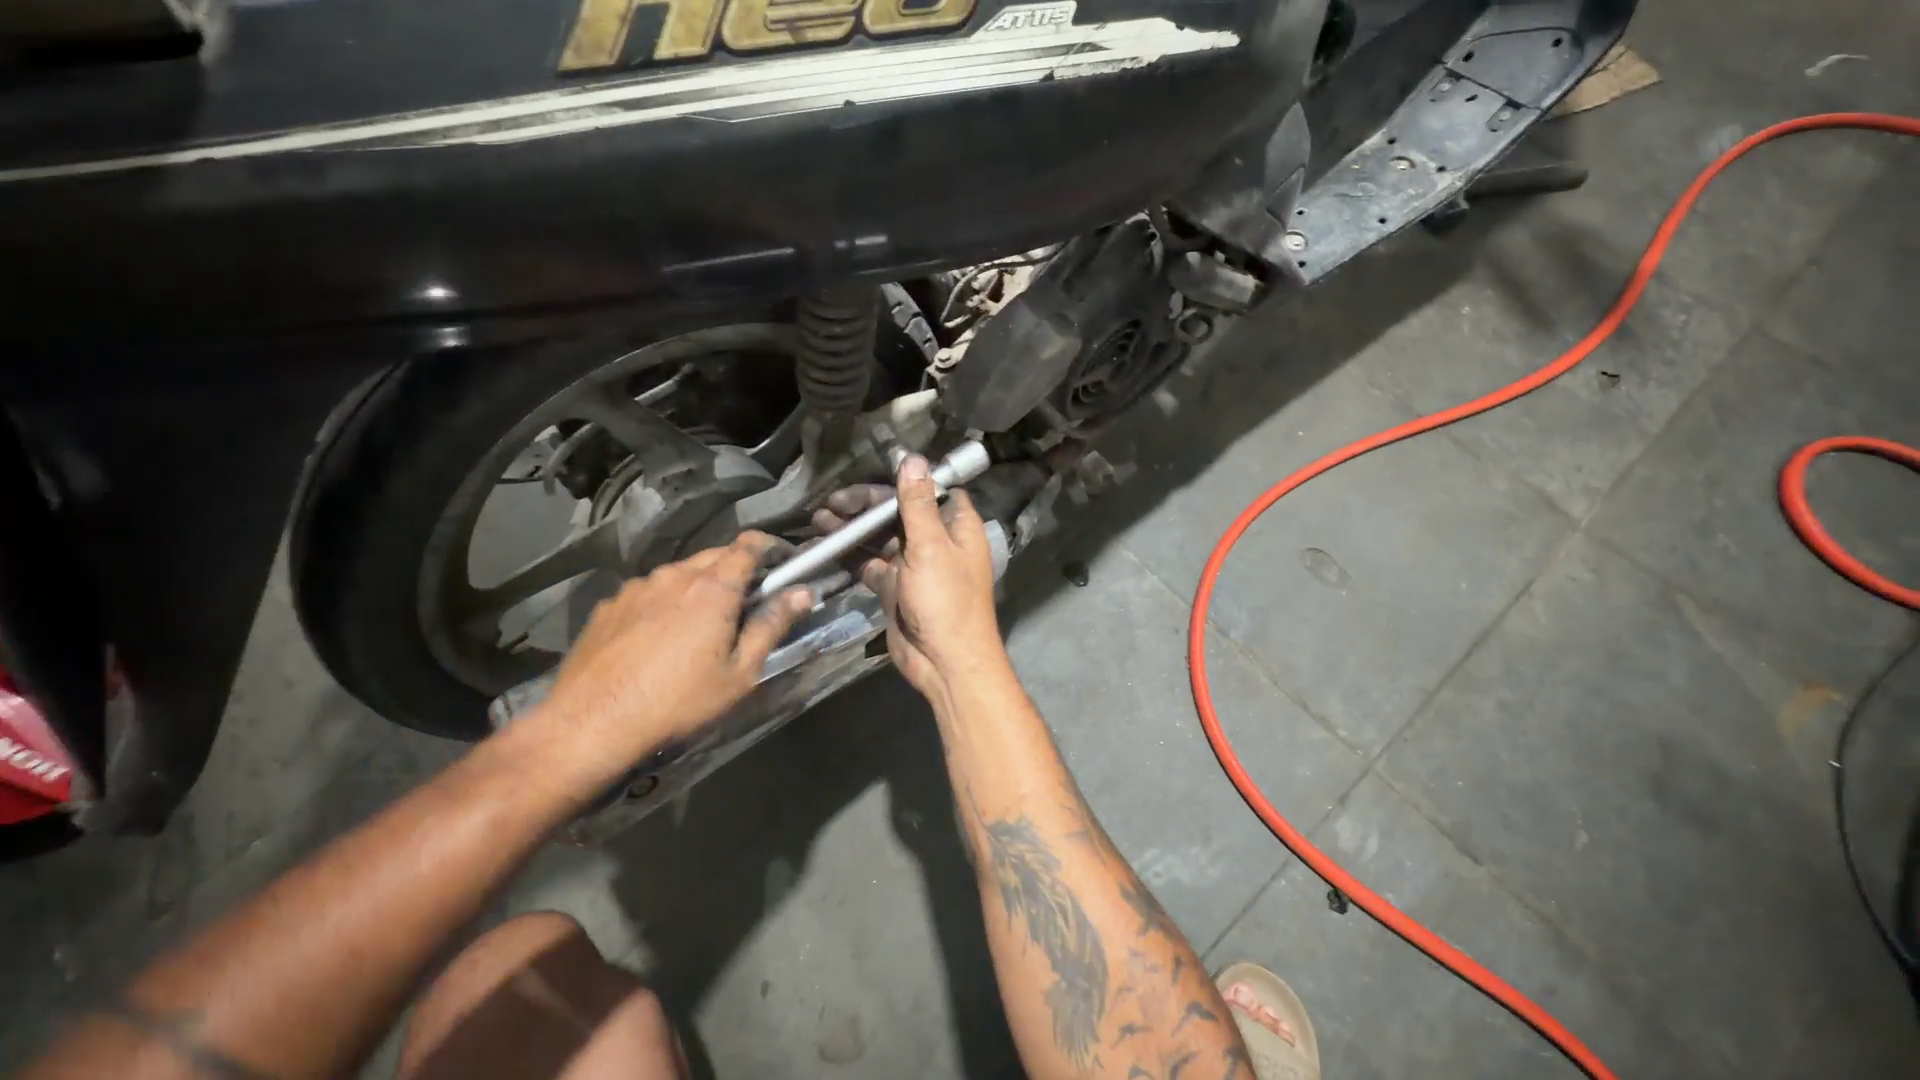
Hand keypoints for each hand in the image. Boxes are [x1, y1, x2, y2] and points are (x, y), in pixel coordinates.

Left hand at [531, 532, 811, 790]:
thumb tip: (802, 592)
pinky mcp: (609, 605)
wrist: (591, 722)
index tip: (783, 562)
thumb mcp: (739, 674)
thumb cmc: (678, 702)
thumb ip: (772, 626)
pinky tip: (657, 639)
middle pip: (714, 556)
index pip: (748, 546)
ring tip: (699, 625)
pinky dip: (663, 603)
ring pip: (678, 574)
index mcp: (713, 588)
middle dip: (736, 570)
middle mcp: (673, 575)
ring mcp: (636, 587)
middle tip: (746, 604)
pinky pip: (648, 593)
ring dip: (697, 587)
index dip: (770, 548)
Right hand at [812, 454, 1004, 712]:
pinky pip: (870, 565)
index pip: (929, 489)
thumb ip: (917, 502)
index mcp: (956, 525)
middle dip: (864, 506)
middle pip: (898, 512)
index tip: (870, 472)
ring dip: (852, 529)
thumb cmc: (946, 600)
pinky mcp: (895, 587)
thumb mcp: (930, 546)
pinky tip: (825, 547)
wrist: (945, 662)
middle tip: (831, 502)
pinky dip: (850, 556)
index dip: (902, 479)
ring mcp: (915, 565)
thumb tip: (912, 458)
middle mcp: (937, 540)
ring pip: (880, 538)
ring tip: (818, 520)